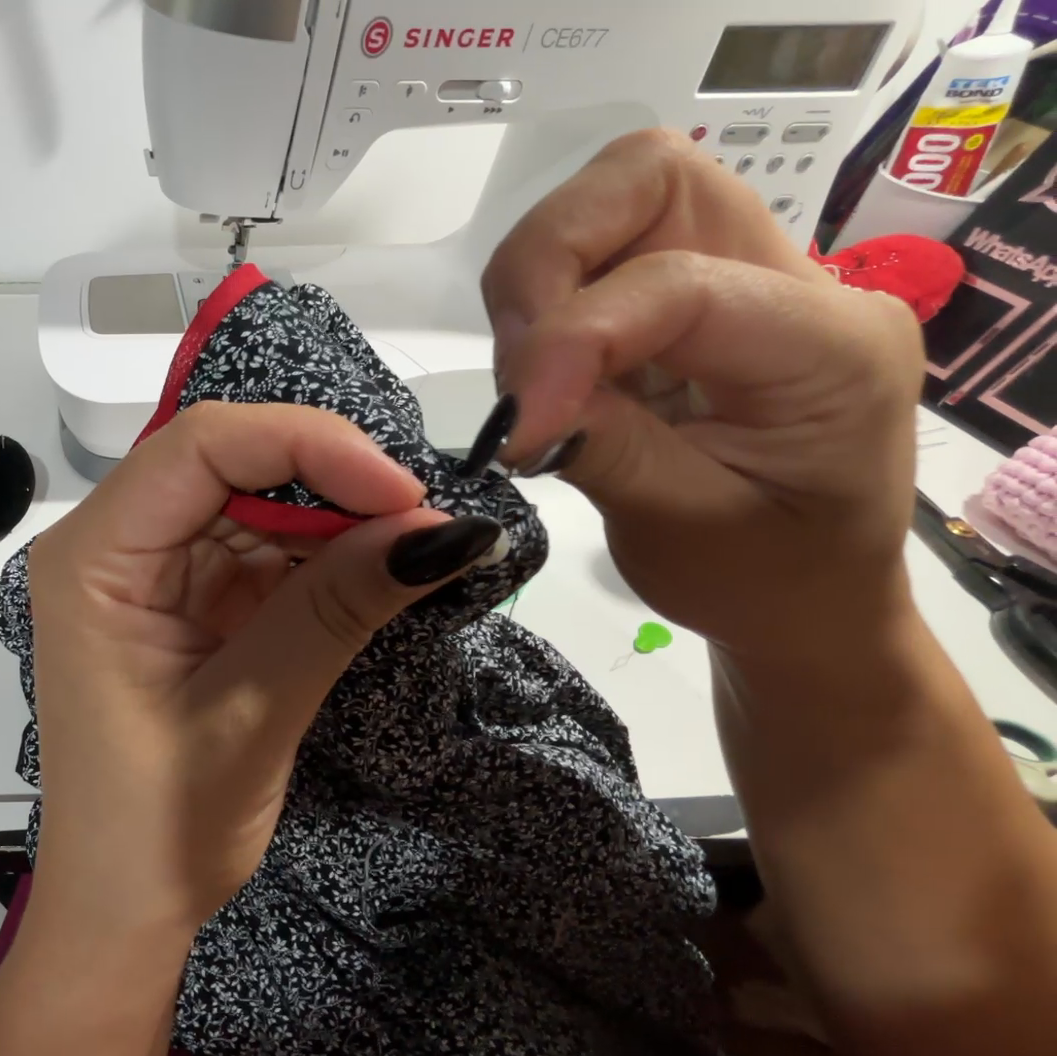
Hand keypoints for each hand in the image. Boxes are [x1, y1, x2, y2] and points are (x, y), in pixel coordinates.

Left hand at [24, 402, 501, 931]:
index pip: (197, 448)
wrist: (123, 901)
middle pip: (224, 463)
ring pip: (248, 502)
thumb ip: (336, 608)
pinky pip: (255, 550)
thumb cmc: (158, 824)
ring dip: (331, 518)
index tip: (400, 491)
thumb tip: (445, 530)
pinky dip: (316, 556)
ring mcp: (146, 572)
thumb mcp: (251, 711)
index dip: (304, 445)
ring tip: (411, 548)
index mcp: (92, 560)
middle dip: (326, 480)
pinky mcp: (181, 601)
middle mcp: (110, 547)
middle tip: (421, 520)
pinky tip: (370, 571)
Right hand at [482, 129, 924, 656]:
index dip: (570, 343)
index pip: (676, 284)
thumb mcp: (683, 530)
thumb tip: (513, 410)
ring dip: (537, 279)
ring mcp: (737, 276)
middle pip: (646, 177)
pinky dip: (541, 301)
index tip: (514, 431)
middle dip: (548, 257)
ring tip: (530, 380)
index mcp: (828, 345)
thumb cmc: (762, 578)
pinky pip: (592, 252)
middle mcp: (792, 280)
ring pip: (608, 199)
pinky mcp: (684, 296)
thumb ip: (603, 450)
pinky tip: (545, 374)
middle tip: (516, 363)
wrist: (800, 593)